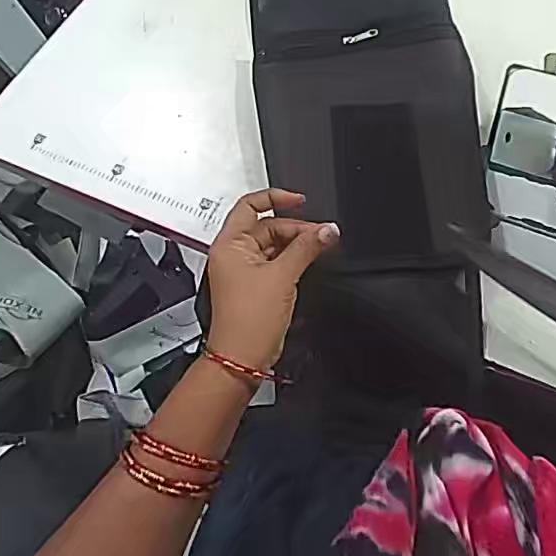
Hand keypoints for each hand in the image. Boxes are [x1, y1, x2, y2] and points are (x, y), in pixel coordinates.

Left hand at [203, 188, 337, 370]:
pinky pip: (274, 262)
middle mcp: (232, 253)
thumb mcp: (283, 276)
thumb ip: (306, 248)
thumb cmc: (247, 322)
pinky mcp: (254, 284)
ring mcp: (242, 269)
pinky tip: (308, 262)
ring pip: (272, 244)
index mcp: (229, 243)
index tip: (299, 201)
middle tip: (321, 234)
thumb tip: (326, 231)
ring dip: (296, 245)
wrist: (242, 357)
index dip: (276, 197)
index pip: (249, 204)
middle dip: (295, 228)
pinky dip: (292, 260)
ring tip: (319, 247)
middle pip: (266, 226)